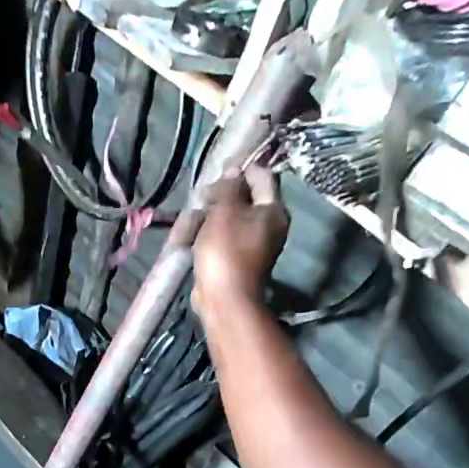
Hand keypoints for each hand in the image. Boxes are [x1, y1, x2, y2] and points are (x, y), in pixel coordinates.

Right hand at [192, 167, 288, 310]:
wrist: (225, 298)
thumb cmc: (226, 250)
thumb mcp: (226, 209)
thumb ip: (230, 186)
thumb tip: (235, 171)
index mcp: (274, 211)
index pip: (262, 176)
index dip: (241, 168)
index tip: (218, 171)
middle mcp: (270, 226)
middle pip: (246, 198)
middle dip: (222, 195)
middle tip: (203, 198)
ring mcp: (254, 245)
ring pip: (231, 218)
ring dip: (212, 215)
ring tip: (195, 219)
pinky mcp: (238, 259)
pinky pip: (224, 237)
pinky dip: (210, 234)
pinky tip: (194, 235)